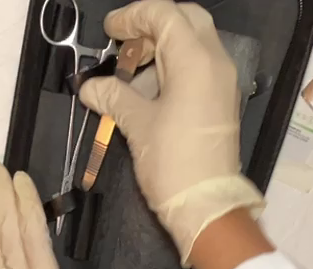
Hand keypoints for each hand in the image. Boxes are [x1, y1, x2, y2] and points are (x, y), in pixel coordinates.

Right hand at [78, 0, 262, 264]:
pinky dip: (176, 67)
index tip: (109, 31)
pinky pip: (201, 67)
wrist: (206, 206)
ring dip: (163, 48)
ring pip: (194, 43)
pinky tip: (153, 90)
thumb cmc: (171, 163)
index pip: (163, 14)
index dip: (132, 17)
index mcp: (194, 58)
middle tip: (125, 46)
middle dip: (152, 26)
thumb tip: (89, 87)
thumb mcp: (137, 126)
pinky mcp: (223, 102)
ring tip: (134, 72)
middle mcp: (215, 60)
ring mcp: (223, 81)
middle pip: (185, 20)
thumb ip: (114, 97)